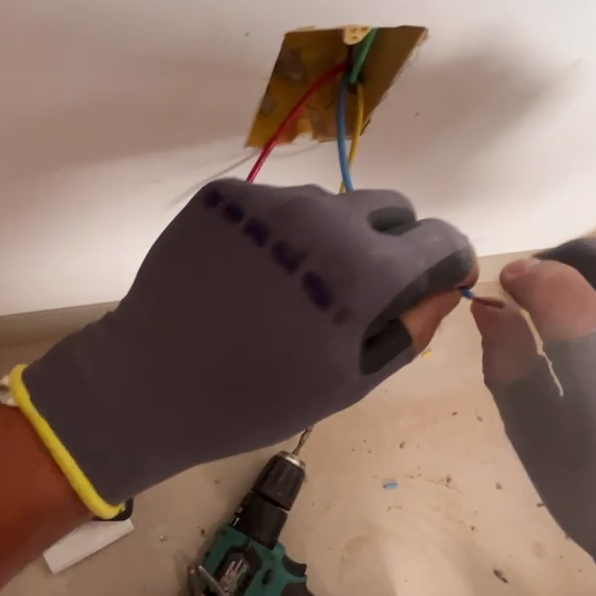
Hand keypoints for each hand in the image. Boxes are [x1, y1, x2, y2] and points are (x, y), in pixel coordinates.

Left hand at [17, 180, 474, 512]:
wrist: (148, 384)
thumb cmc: (256, 399)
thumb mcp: (348, 382)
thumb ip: (409, 330)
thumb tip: (443, 290)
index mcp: (364, 269)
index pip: (439, 238)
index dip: (447, 261)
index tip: (434, 281)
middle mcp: (324, 216)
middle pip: (389, 207)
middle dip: (393, 242)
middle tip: (359, 289)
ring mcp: (268, 200)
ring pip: (330, 203)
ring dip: (333, 234)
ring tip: (294, 285)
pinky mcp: (223, 196)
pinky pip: (274, 204)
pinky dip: (279, 231)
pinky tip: (250, 273)